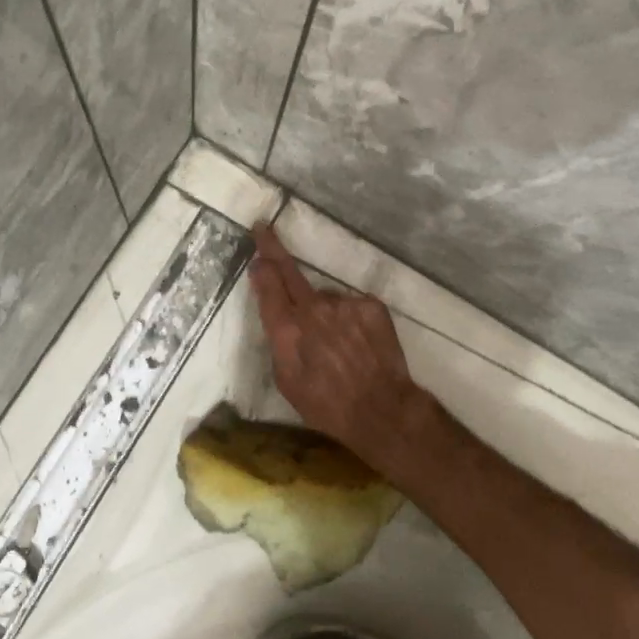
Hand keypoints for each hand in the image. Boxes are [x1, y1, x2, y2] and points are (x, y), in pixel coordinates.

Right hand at [248, 223, 427, 468]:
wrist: (381, 409)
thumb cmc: (326, 405)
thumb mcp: (287, 381)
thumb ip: (280, 342)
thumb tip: (279, 316)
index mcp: (287, 329)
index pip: (268, 285)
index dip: (261, 268)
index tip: (257, 259)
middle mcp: (313, 309)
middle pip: (289, 271)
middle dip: (273, 248)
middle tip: (264, 229)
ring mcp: (344, 303)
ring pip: (326, 299)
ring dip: (325, 314)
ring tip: (338, 347)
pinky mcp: (371, 306)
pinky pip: (351, 306)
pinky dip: (350, 320)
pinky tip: (358, 344)